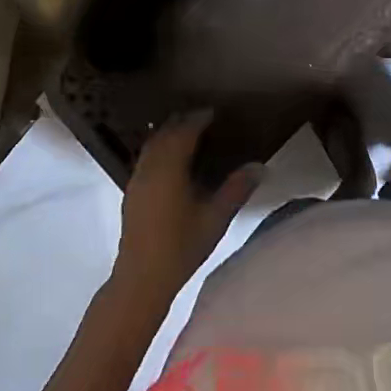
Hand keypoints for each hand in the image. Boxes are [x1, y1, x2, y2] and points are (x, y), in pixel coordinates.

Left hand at [115, 111, 260, 295]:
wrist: (141, 278)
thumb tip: (259, 166)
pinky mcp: (131, 193)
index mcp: (170, 169)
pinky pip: (145, 158)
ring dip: (167, 133)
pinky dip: (158, 148)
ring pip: (151, 145)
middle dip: (181, 122)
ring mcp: (137, 180)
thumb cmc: (181, 247)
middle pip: (164, 134)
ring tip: (185, 132)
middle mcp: (150, 168)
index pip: (184, 133)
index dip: (198, 119)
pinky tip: (168, 159)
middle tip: (201, 117)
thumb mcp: (215, 218)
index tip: (213, 112)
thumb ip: (236, 189)